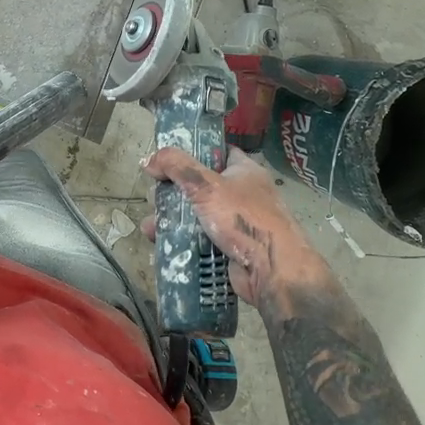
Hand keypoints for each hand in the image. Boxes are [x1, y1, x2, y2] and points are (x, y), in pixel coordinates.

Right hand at [142, 146, 331, 304]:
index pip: (217, 151)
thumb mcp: (205, 184)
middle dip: (172, 192)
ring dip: (170, 218)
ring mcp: (236, 223)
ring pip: (195, 213)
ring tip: (150, 225)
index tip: (166, 158)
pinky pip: (198, 238)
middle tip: (155, 197)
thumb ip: (175, 166)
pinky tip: (158, 241)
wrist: (275, 274)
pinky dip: (179, 239)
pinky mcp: (230, 247)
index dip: (191, 150)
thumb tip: (149, 161)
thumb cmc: (244, 219)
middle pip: (199, 184)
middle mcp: (242, 194)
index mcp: (245, 172)